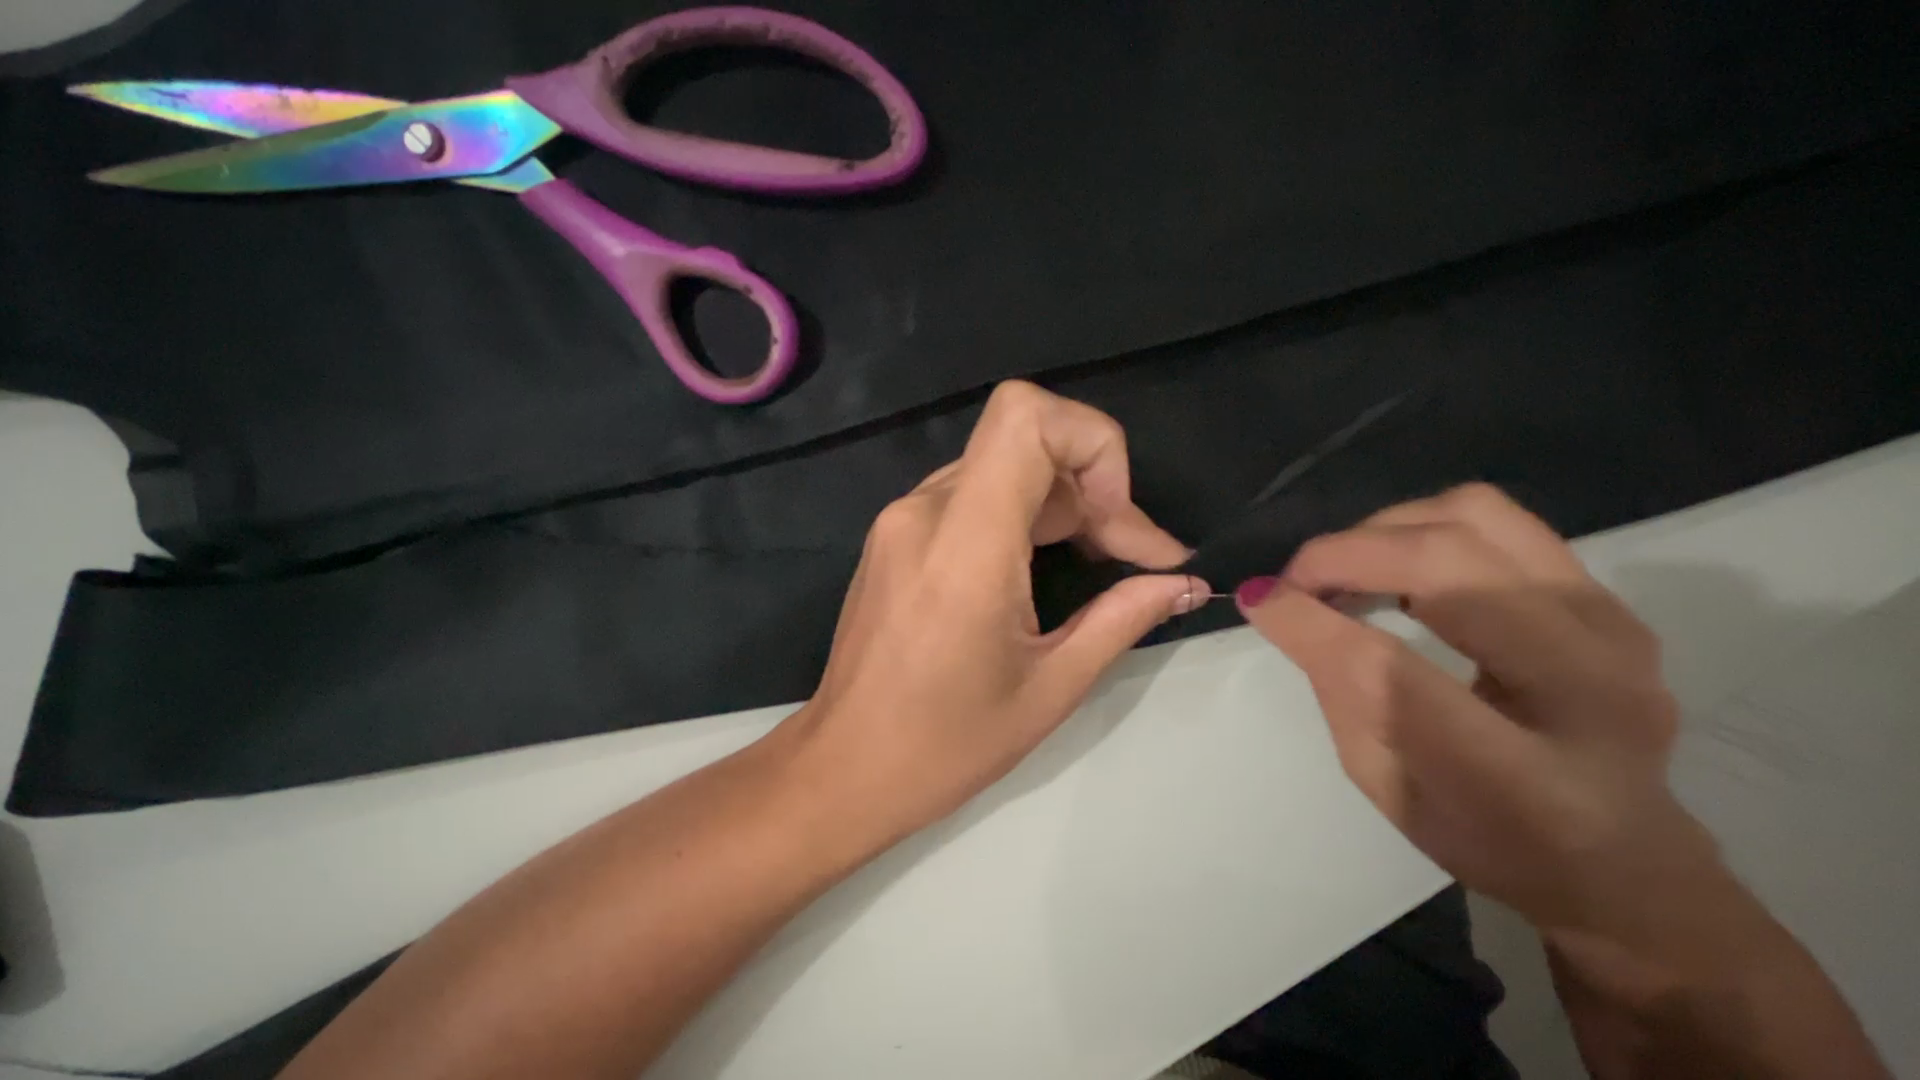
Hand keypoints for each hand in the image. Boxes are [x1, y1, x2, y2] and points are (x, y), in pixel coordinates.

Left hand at [780, 381, 1208, 848]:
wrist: (843, 770)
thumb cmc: (945, 744)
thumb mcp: (1051, 686)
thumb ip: (1123, 618)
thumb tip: (1185, 583)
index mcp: (964, 543)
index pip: (1026, 417)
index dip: (1092, 443)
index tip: (1119, 525)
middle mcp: (925, 511)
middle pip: (1024, 440)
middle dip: (1095, 487)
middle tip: (1136, 560)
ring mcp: (903, 520)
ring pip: (1001, 466)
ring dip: (1063, 502)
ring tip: (1103, 563)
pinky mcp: (895, 536)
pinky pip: (973, 495)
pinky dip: (1023, 515)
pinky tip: (1047, 566)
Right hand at [1235, 484, 1724, 956]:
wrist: (1623, 858)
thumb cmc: (1489, 839)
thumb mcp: (1390, 789)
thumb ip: (1341, 695)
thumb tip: (1279, 604)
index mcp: (1525, 777)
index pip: (1396, 674)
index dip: (1314, 624)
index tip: (1259, 600)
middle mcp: (1590, 687)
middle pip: (1448, 567)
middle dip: (1347, 555)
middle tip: (1298, 580)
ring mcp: (1613, 631)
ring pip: (1480, 518)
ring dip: (1389, 530)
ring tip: (1349, 568)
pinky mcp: (1612, 600)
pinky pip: (1505, 526)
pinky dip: (1430, 532)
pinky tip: (1400, 570)